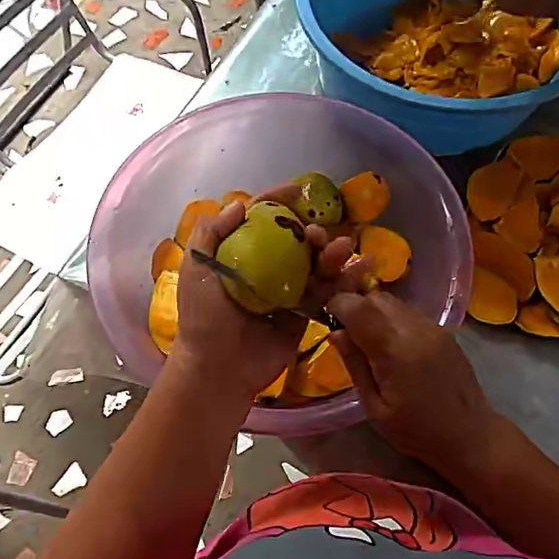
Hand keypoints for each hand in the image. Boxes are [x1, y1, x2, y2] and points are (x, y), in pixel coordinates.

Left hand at [170, 196, 363, 401]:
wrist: (218, 367)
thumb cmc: (204, 318)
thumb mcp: (196, 269)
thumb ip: (211, 233)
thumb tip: (239, 206)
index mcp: (240, 256)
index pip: (261, 221)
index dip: (278, 202)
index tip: (297, 191)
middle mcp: (265, 270)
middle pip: (296, 241)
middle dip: (311, 231)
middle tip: (318, 236)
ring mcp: (286, 292)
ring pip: (316, 264)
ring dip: (333, 252)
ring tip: (343, 248)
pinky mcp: (303, 315)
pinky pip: (327, 293)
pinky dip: (346, 280)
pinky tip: (361, 268)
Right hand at [326, 290, 503, 468]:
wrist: (471, 435)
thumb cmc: (417, 430)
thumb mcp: (375, 408)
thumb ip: (355, 366)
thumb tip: (336, 332)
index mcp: (395, 351)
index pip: (359, 308)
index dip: (338, 306)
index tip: (325, 317)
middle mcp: (415, 330)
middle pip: (376, 299)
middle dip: (354, 307)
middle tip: (344, 332)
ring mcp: (433, 328)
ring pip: (393, 302)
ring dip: (373, 312)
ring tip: (366, 338)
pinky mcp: (443, 331)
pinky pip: (408, 312)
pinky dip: (391, 318)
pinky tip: (389, 343)